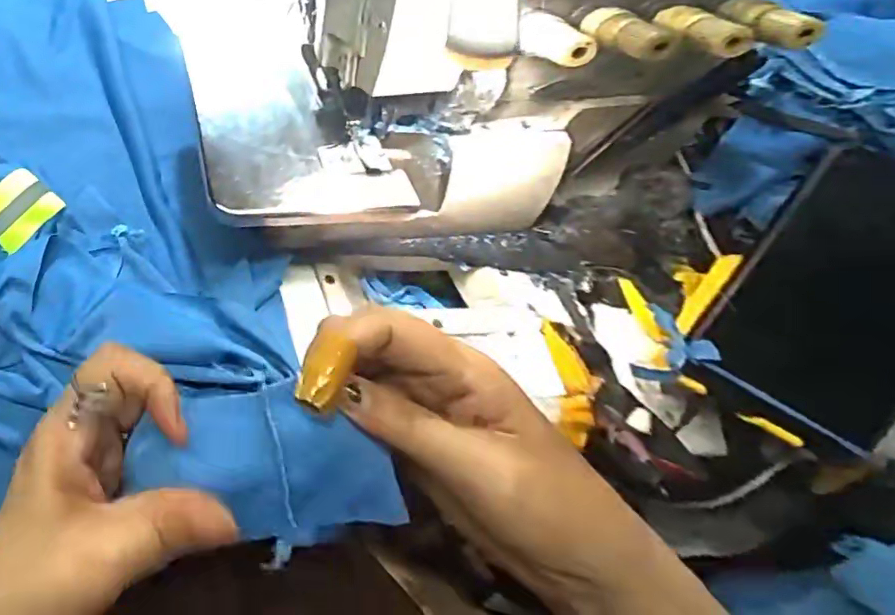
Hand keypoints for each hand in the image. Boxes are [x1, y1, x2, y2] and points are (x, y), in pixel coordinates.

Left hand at [0, 344, 239, 614]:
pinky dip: (168, 476)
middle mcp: (79, 433)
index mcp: (68, 426)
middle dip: (170, 413)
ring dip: (172, 448)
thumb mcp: (103, 550)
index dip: (152, 381)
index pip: (112, 363)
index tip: (178, 436)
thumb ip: (166, 524)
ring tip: (201, 478)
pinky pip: (141, 465)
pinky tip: (184, 505)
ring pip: (139, 429)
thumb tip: (233, 516)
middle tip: (197, 457)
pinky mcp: (98, 495)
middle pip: (131, 390)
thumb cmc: (36, 578)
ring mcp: (88, 464)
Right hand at [313, 310, 721, 614]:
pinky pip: (370, 408)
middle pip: (371, 340)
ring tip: (307, 412)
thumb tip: (339, 390)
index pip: (390, 327)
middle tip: (305, 397)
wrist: (589, 567)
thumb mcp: (479, 470)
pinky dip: (344, 412)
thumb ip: (409, 425)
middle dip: (333, 356)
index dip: (346, 340)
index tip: (314, 380)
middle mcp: (436, 373)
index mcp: (461, 366)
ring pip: (365, 371)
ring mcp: (425, 402)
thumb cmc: (549, 509)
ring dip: (334, 383)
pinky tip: (327, 427)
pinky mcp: (416, 433)